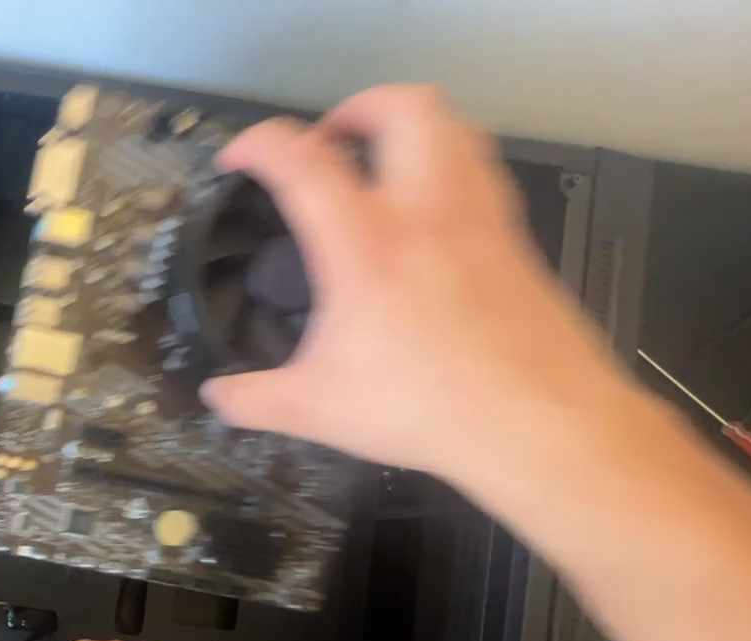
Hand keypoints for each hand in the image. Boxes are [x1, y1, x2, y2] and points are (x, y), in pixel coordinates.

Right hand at [199, 85, 638, 481]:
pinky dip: (449, 167)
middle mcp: (428, 215)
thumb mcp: (311, 409)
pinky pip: (483, 172)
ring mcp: (479, 221)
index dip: (259, 146)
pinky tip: (429, 211)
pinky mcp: (514, 241)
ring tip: (379, 160)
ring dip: (409, 128)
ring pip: (455, 126)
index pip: (304, 164)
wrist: (532, 421)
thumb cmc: (425, 407)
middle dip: (354, 110)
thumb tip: (217, 396)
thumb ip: (250, 399)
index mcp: (365, 248)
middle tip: (326, 142)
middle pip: (401, 109)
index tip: (238, 157)